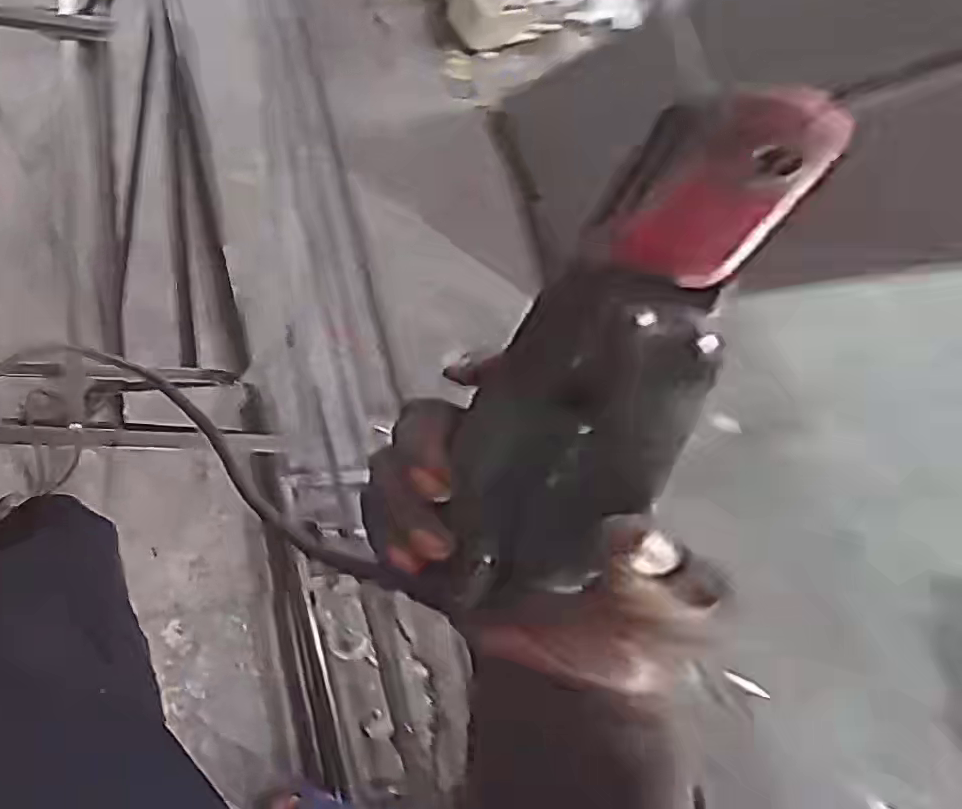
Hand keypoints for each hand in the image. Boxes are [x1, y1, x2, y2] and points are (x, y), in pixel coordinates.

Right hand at [365, 369, 726, 696]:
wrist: (571, 677)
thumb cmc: (630, 624)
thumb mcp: (674, 604)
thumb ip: (665, 573)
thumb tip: (635, 535)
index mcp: (544, 455)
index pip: (506, 391)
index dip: (481, 370)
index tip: (463, 377)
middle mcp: (482, 461)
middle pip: (425, 418)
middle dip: (419, 444)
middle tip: (436, 485)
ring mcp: (437, 494)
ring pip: (389, 460)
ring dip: (400, 500)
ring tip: (433, 550)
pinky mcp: (405, 527)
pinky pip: (373, 508)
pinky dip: (384, 530)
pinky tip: (409, 564)